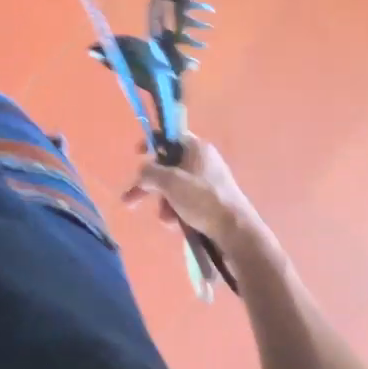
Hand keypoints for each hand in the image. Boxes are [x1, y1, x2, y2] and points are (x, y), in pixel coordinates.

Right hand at [122, 132, 273, 254]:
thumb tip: (142, 172)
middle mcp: (203, 161)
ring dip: (164, 202)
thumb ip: (149, 173)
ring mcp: (208, 183)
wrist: (236, 232)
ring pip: (174, 187)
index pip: (170, 136)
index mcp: (197, 148)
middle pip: (167, 166)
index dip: (152, 142)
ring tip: (165, 219)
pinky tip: (175, 225)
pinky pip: (186, 201)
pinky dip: (176, 211)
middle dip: (150, 185)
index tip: (138, 153)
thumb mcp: (170, 182)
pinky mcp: (211, 202)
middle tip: (130, 199)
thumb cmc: (202, 199)